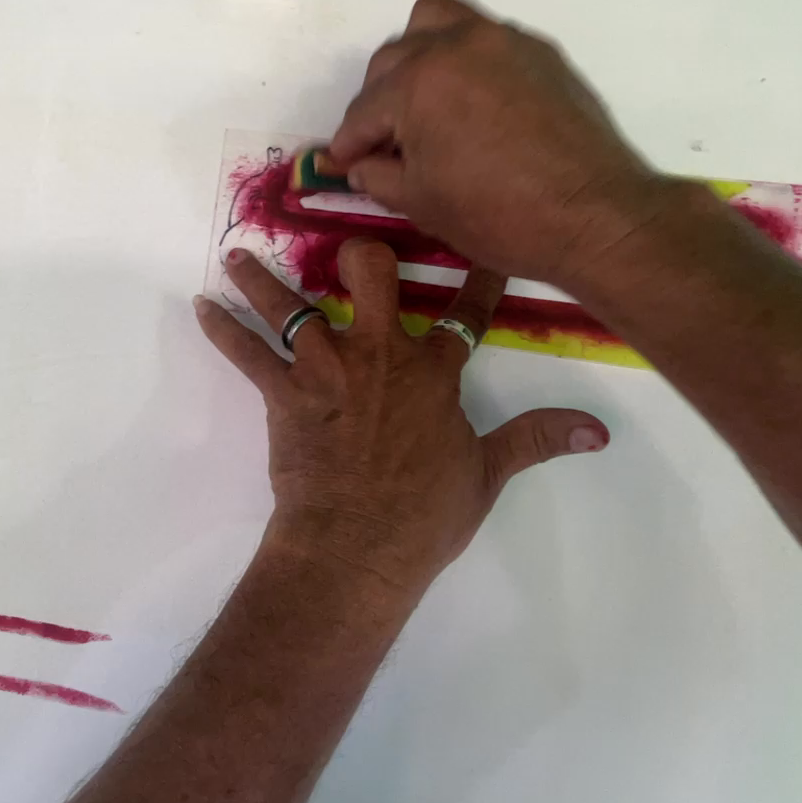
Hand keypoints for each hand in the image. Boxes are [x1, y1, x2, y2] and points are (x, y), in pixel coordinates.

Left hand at [195, 238, 607, 597]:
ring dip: (262, 278)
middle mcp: (377, 354)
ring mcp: (326, 368)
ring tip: (237, 255)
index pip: (465, 316)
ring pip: (292, 305)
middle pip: (369, 277)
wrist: (357, 548)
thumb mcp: (487, 475)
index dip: (478, 284)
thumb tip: (599, 431)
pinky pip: (246, 353)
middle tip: (353, 255)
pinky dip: (222, 329)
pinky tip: (202, 307)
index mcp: (432, 372)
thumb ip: (536, 439)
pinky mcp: (284, 393)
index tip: (484, 257)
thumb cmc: (423, 515)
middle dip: (364, 257)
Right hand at [328, 0, 674, 288]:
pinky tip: (469, 106)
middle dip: (376, 101)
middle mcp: (456, 45)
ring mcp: (502, 40)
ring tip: (421, 101)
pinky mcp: (538, 51)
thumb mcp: (420, 204)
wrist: (591, 214)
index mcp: (418, 82)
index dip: (347, 144)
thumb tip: (359, 165)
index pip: (363, 110)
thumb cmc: (495, 215)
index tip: (342, 164)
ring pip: (436, 23)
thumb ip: (377, 176)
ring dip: (415, 57)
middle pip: (392, 58)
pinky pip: (482, 38)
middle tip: (383, 144)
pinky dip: (461, 62)